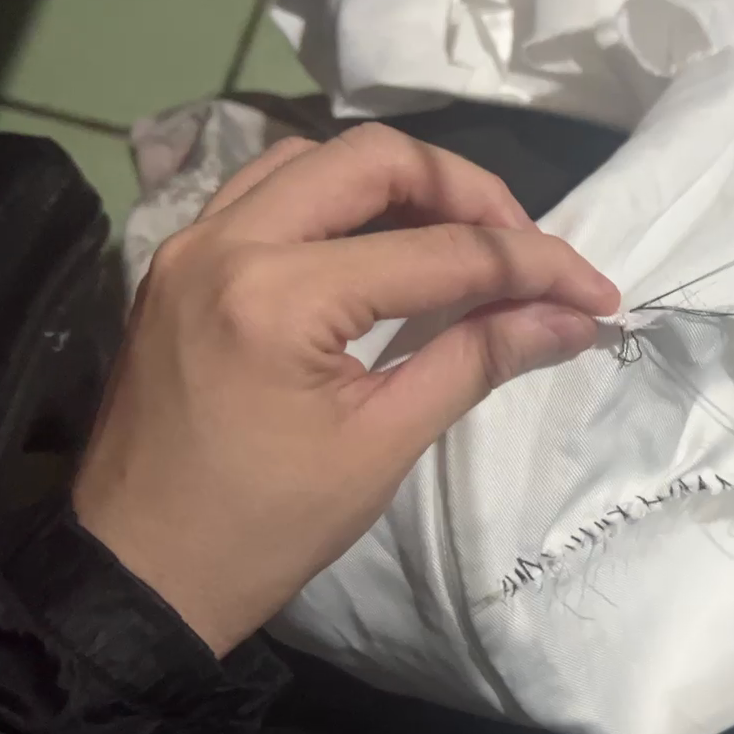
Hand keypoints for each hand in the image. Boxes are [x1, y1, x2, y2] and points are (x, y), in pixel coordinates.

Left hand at [72, 125, 619, 655]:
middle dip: (471, 194)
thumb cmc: (269, 527)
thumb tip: (572, 319)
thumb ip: (480, 360)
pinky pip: (274, 191)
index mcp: (280, 297)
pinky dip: (344, 201)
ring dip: (405, 185)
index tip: (595, 291)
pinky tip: (379, 245)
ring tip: (461, 241)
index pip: (442, 253)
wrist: (138, 574)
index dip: (536, 267)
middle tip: (524, 250)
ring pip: (319, 160)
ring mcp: (194, 243)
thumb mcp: (387, 444)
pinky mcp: (183, 262)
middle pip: (375, 159)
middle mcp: (227, 241)